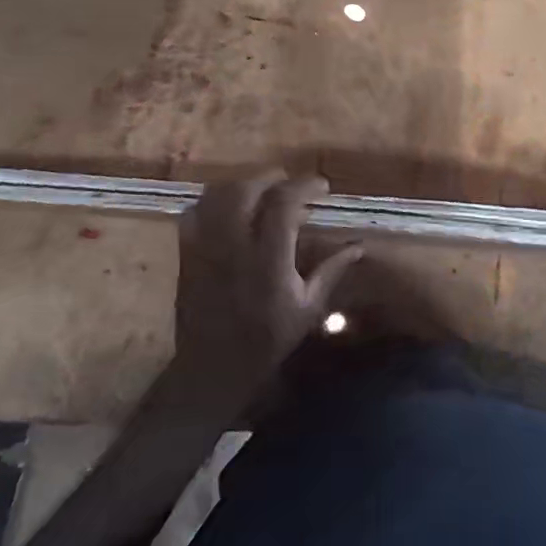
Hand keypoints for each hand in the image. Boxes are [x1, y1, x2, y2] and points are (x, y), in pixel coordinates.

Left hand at [172, 172, 362, 390]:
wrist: (212, 367)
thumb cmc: (267, 340)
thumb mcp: (308, 308)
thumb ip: (331, 271)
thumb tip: (358, 246)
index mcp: (268, 259)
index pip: (284, 204)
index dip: (305, 186)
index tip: (322, 186)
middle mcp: (234, 246)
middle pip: (246, 190)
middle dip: (271, 178)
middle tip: (291, 184)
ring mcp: (206, 248)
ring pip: (217, 196)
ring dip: (242, 185)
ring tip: (261, 191)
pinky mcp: (187, 255)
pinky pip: (193, 214)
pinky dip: (212, 202)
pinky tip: (228, 209)